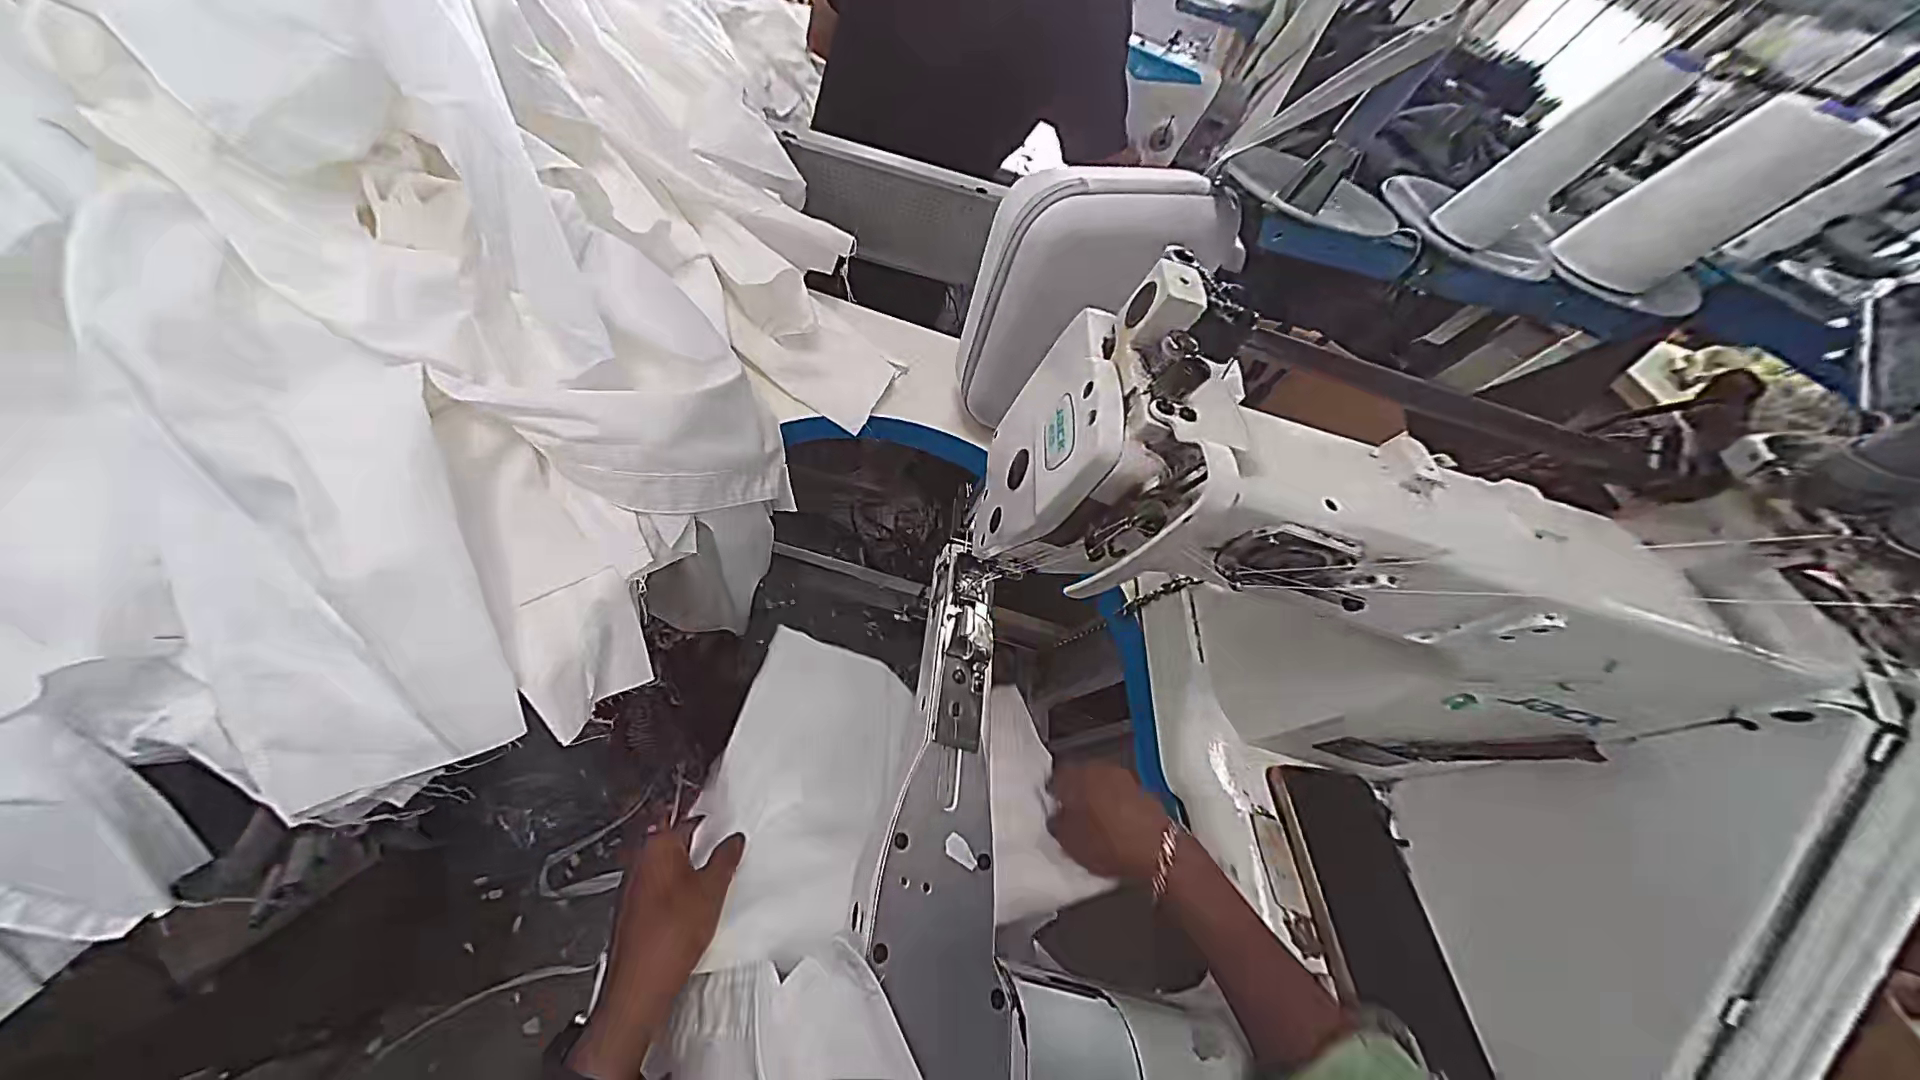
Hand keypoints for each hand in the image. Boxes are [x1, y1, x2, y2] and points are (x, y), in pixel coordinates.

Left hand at [609, 818, 744, 983]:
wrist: (640, 984)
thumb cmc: (668, 937)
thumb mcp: (713, 888)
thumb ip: (726, 857)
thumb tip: (732, 842)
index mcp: (656, 847)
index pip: (676, 813)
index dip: (694, 807)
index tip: (708, 806)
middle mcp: (638, 863)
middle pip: (665, 834)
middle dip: (689, 832)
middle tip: (712, 832)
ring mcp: (631, 887)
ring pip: (659, 859)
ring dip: (681, 857)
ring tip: (706, 863)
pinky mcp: (631, 909)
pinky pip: (654, 881)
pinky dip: (672, 879)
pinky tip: (689, 893)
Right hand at [1047, 761, 1169, 882]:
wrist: (1155, 850)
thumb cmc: (1111, 843)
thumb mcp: (1069, 842)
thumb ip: (1057, 825)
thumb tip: (1057, 821)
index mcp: (1075, 776)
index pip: (1055, 776)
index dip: (1052, 793)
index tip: (1053, 805)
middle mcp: (1099, 769)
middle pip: (1080, 777)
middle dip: (1076, 793)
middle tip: (1073, 815)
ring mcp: (1123, 777)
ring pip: (1101, 783)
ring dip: (1097, 798)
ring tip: (1096, 824)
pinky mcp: (1142, 790)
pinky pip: (1121, 794)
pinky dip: (1116, 805)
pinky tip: (1116, 826)